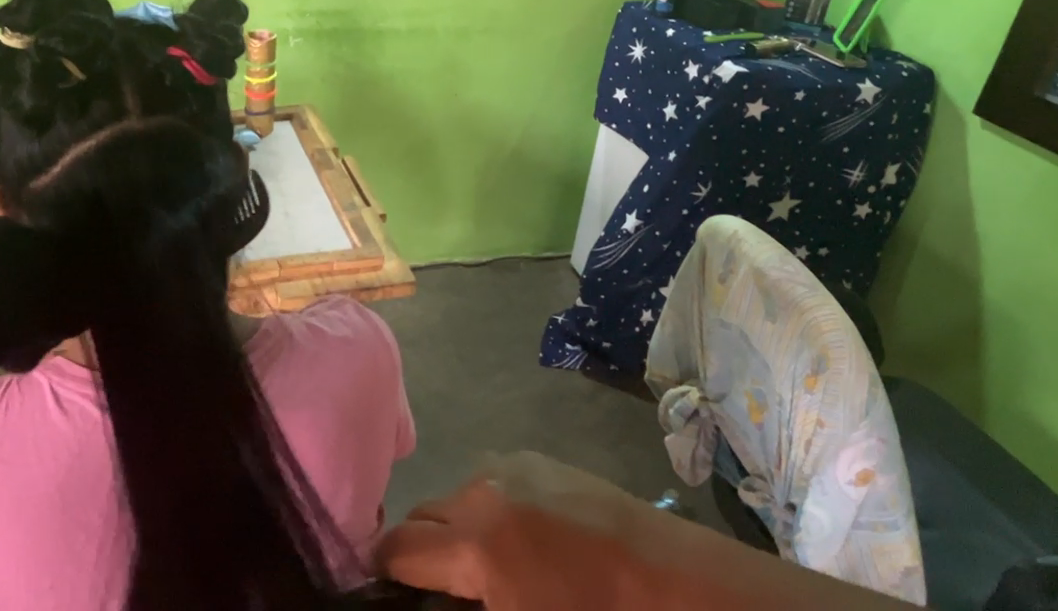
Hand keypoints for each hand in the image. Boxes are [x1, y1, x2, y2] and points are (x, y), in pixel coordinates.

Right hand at [378, 453, 916, 610]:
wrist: (675, 587)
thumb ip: (464, 602)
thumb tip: (438, 597)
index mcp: (475, 543)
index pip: (396, 546)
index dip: (381, 572)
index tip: (384, 592)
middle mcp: (485, 490)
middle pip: (421, 513)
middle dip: (418, 549)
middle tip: (436, 589)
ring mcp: (515, 468)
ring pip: (457, 495)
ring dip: (454, 527)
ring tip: (482, 566)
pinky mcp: (543, 461)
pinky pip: (492, 482)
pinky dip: (488, 508)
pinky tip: (519, 540)